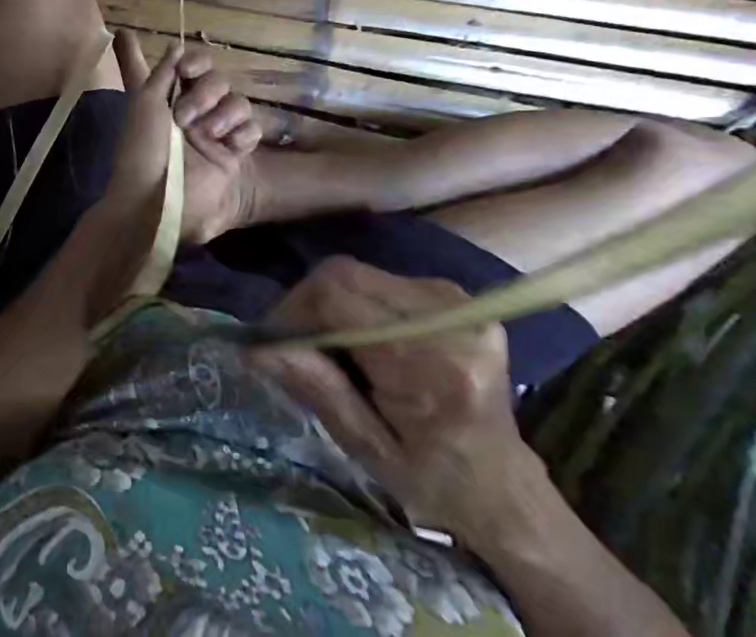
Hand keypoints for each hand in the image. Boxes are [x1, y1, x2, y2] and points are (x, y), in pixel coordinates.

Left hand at [108, 32, 262, 243]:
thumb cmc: (142, 150)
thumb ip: (160, 72)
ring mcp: (216, 134)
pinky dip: (242, 134)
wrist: (157, 199)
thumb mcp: (144, 104)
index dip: (195, 62)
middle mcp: (195, 113)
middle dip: (206, 92)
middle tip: (185, 117)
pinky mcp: (234, 154)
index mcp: (170, 100)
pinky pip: (252, 129)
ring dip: (223, 114)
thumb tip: (176, 45)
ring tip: (206, 136)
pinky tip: (228, 147)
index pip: (191, 68)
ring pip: (239, 102)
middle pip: (219, 81)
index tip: (187, 69)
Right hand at [251, 257, 544, 543]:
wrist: (499, 482)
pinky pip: (385, 282)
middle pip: (349, 274)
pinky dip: (358, 303)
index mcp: (433, 361)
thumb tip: (255, 347)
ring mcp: (459, 300)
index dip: (294, 308)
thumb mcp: (366, 448)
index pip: (340, 294)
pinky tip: (360, 342)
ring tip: (329, 349)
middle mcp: (451, 316)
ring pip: (364, 273)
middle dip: (308, 304)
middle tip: (293, 345)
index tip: (272, 341)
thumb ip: (316, 388)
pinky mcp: (457, 296)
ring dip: (332, 303)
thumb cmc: (432, 480)